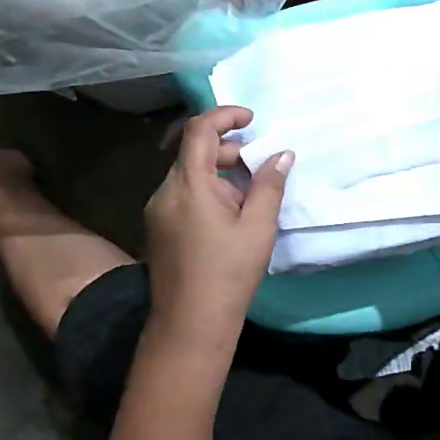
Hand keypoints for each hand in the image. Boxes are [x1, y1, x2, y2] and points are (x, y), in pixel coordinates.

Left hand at [144, 107, 292, 345]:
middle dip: (228, 148)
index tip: (252, 119)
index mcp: (188, 184)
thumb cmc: (228, 273)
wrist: (189, 324)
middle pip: (192, 150)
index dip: (225, 115)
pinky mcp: (157, 227)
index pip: (198, 129)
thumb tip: (282, 153)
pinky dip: (206, 189)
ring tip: (249, 195)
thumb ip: (269, 184)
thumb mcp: (258, 227)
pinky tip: (229, 214)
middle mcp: (165, 190)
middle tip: (259, 164)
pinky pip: (182, 193)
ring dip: (218, 171)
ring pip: (187, 173)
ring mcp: (157, 209)